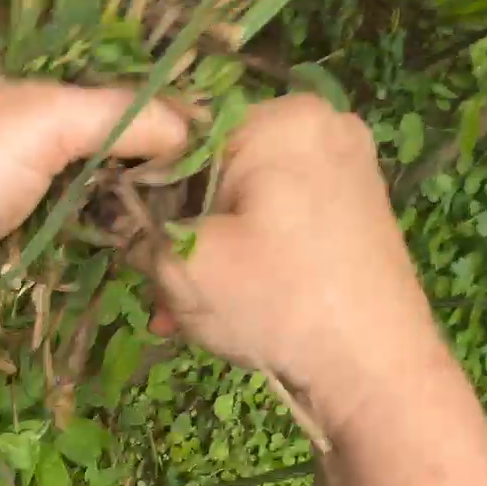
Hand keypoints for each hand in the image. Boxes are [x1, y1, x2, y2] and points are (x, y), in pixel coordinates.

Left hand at [0, 47, 187, 331]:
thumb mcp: (48, 120)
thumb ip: (120, 116)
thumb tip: (188, 126)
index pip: (69, 66)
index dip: (119, 90)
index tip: (167, 120)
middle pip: (57, 123)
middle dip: (103, 147)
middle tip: (158, 168)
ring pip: (40, 173)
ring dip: (82, 189)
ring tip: (135, 201)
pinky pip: (21, 213)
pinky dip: (52, 219)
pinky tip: (87, 226)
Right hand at [148, 95, 443, 426]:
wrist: (370, 366)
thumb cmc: (273, 301)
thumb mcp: (179, 266)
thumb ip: (137, 232)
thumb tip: (116, 220)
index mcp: (280, 119)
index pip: (179, 140)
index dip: (143, 194)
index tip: (131, 246)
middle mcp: (320, 125)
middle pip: (211, 176)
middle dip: (177, 236)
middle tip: (157, 292)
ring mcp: (343, 166)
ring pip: (238, 206)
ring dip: (203, 257)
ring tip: (181, 312)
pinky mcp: (350, 207)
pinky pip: (272, 221)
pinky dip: (241, 258)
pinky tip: (221, 304)